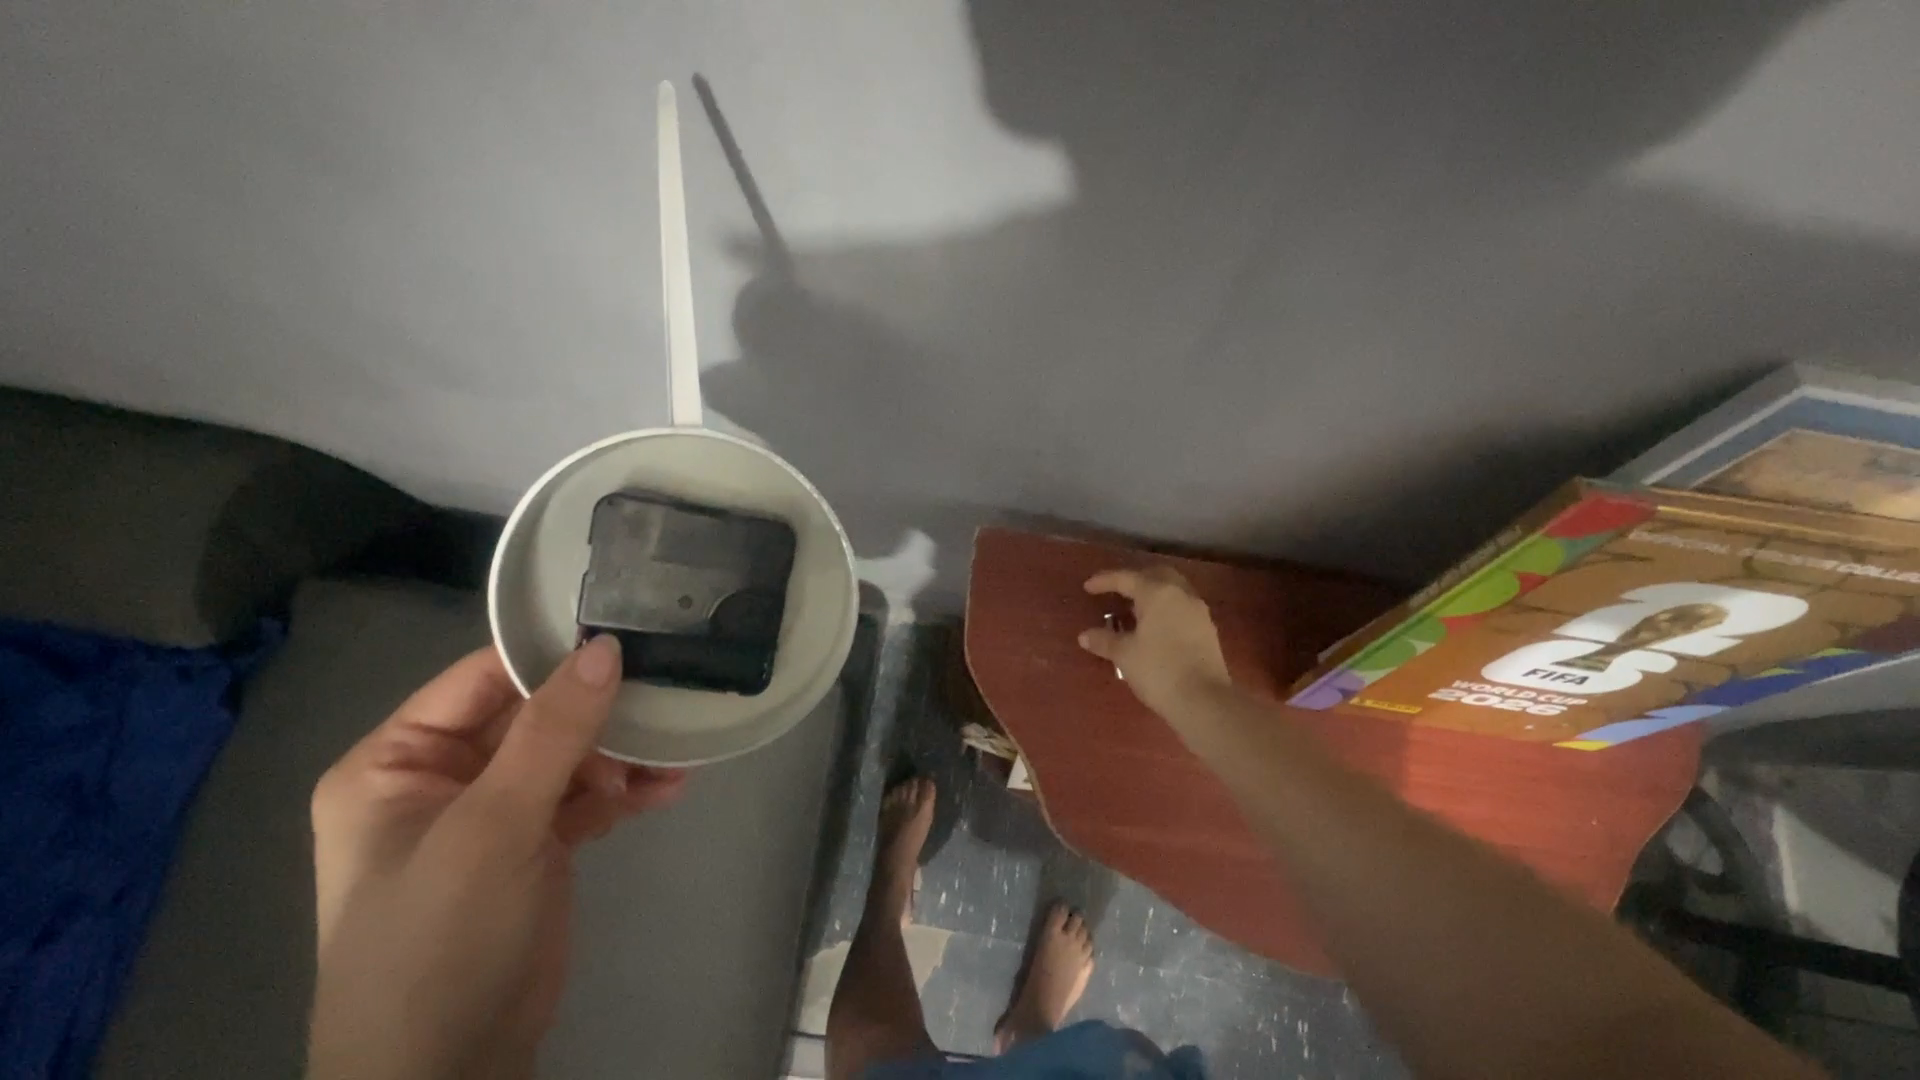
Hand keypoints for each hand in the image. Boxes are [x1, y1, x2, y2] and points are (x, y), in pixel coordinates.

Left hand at [307, 637, 684, 1079]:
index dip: (549, 657)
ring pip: (567, 758)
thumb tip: (607, 647)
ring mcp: (491, 815)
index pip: (480, 681)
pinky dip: (622, 793)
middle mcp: (440, 779)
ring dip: (620, 756)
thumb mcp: (492, 827)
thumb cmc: (440, 939)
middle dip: (598, 716)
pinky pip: (583, 800)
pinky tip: (668, 790)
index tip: (626, 636)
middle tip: (664, 699)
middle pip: (532, 717)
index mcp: (396, 762)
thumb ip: (552, 733)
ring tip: (673, 757)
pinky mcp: (533, 849)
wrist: (449, 1072)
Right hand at [1078, 567, 1232, 720]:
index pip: (1126, 578)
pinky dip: (1165, 609)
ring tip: (1134, 610)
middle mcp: (1181, 594)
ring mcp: (1198, 611)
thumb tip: (1085, 636)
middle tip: (1116, 591)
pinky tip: (1154, 627)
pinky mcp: (1207, 630)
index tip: (1087, 587)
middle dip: (1134, 579)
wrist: (1204, 700)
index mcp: (1157, 593)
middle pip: (1155, 575)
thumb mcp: (1125, 655)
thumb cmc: (1158, 670)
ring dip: (1152, 594)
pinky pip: (1182, 607)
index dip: (1104, 581)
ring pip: (1173, 590)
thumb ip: (1104, 640)